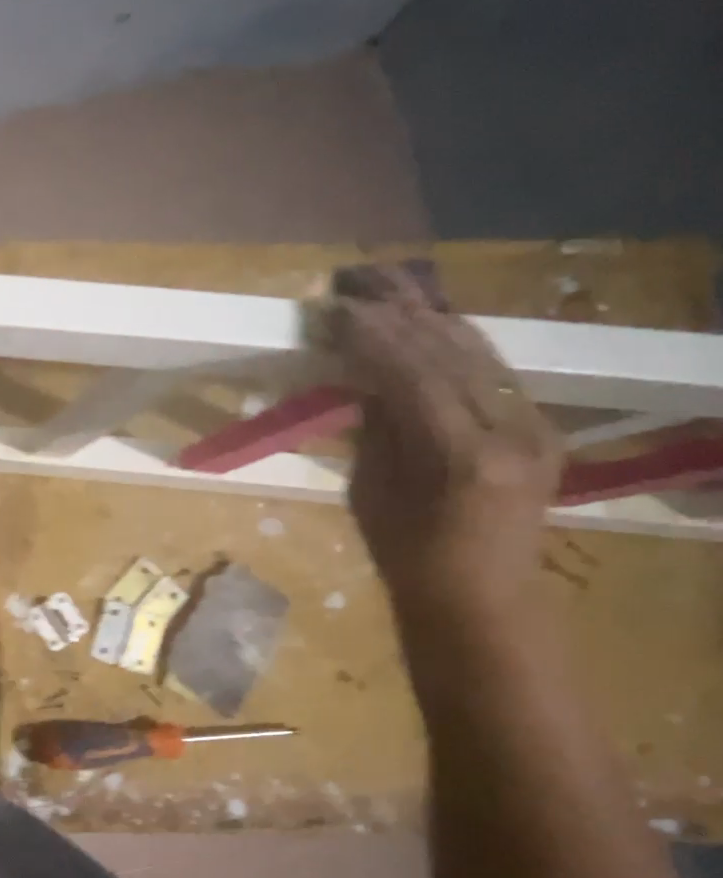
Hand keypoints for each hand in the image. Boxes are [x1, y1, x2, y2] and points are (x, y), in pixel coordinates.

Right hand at [324, 266, 563, 613]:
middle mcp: (512, 432)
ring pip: (479, 354)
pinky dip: (454, 344)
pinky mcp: (541, 427)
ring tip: (389, 290)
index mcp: (463, 456)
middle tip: (359, 282)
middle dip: (402, 314)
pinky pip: (492, 371)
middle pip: (453, 353)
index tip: (335, 308)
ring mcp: (536, 427)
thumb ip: (376, 427)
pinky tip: (426, 323)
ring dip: (430, 319)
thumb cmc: (406, 555)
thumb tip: (364, 376)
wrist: (480, 595)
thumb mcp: (371, 491)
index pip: (414, 375)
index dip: (373, 337)